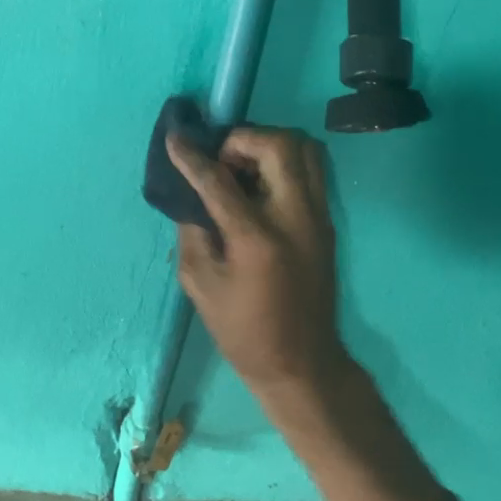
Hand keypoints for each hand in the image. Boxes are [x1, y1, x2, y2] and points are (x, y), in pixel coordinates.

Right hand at [166, 126, 347, 389]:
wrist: (303, 363)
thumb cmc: (243, 330)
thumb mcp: (199, 283)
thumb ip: (192, 230)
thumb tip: (191, 194)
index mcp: (256, 238)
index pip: (219, 180)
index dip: (191, 156)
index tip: (174, 137)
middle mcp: (294, 217)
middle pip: (277, 145)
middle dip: (241, 140)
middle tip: (221, 162)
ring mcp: (317, 216)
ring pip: (303, 147)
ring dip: (267, 145)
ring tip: (244, 168)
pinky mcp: (326, 219)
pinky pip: (311, 167)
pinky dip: (283, 161)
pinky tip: (261, 185)